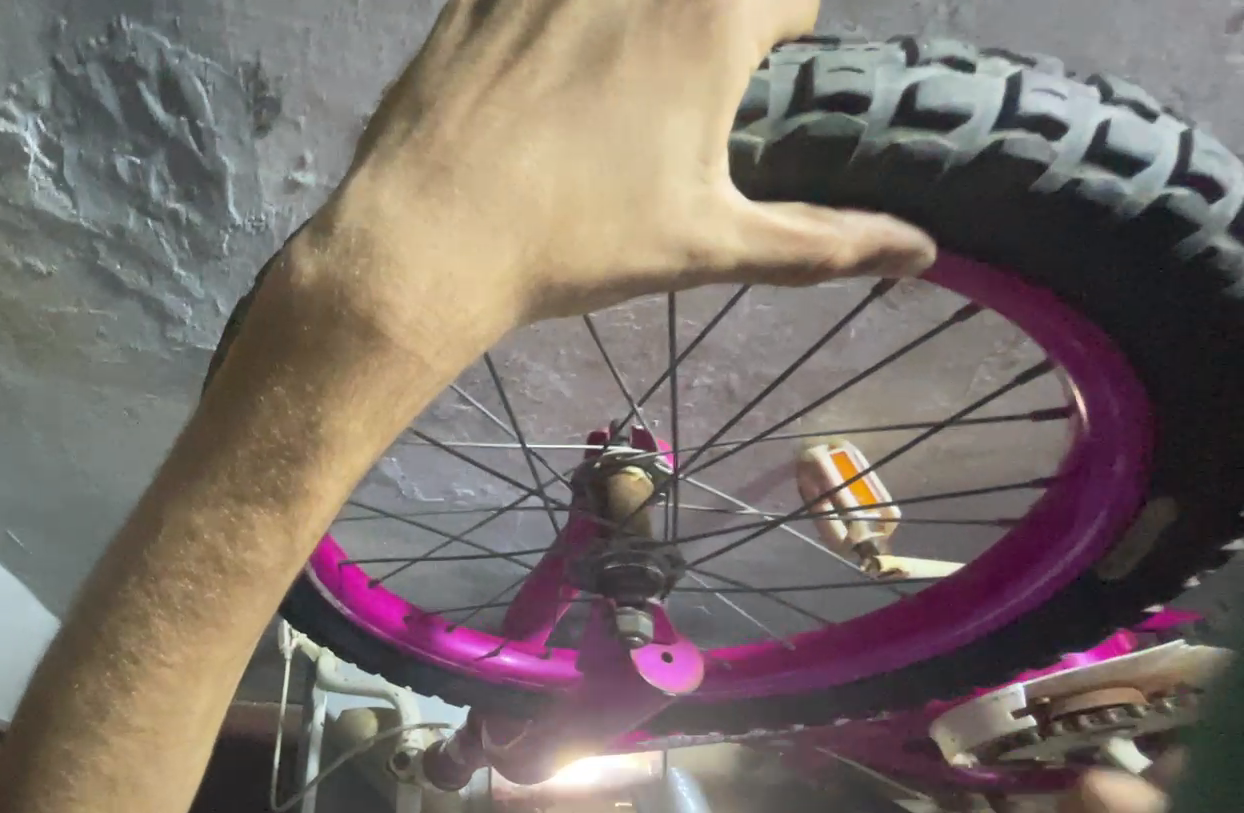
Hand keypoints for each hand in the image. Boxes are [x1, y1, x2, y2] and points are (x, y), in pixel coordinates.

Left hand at [301, 0, 935, 355]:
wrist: (427, 244)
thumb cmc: (569, 247)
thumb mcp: (700, 248)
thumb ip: (814, 241)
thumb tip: (920, 251)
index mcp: (714, 13)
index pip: (788, 0)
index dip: (769, 49)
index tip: (731, 99)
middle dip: (696, 33)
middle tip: (650, 104)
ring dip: (615, 25)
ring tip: (582, 97)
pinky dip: (538, 21)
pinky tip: (517, 85)